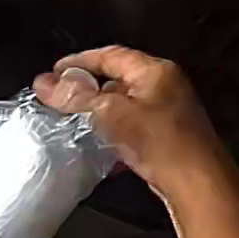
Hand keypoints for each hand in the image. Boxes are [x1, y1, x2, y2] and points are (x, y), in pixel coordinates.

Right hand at [33, 46, 227, 194]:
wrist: (194, 182)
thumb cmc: (159, 142)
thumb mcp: (111, 113)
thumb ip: (76, 96)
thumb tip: (43, 83)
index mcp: (154, 71)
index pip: (110, 55)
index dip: (78, 61)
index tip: (53, 73)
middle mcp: (163, 85)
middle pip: (116, 77)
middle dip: (86, 86)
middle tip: (58, 97)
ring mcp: (165, 110)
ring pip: (122, 102)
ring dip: (97, 109)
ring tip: (70, 120)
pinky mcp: (163, 134)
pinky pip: (129, 123)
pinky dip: (109, 128)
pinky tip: (95, 142)